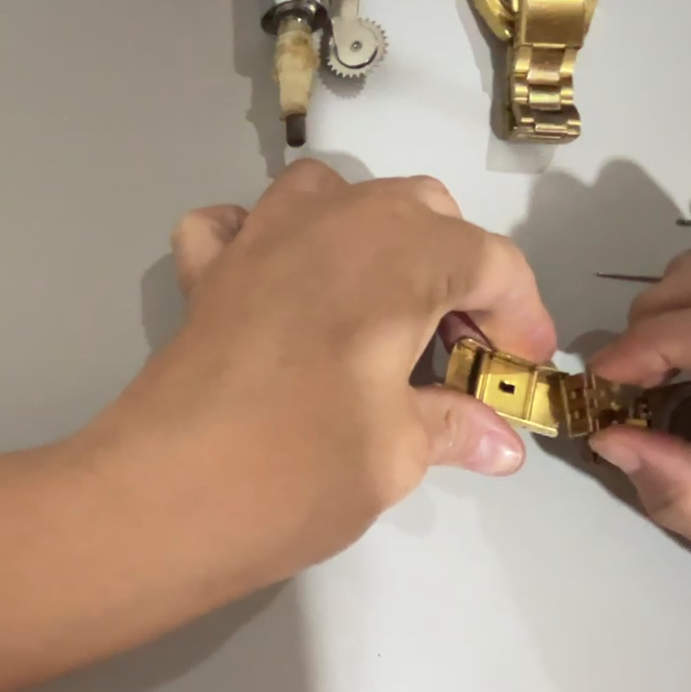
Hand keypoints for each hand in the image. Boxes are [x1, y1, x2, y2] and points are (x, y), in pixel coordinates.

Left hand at [83, 160, 555, 576]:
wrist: (167, 495)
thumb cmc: (299, 470)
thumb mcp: (395, 453)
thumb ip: (450, 427)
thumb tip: (499, 443)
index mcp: (398, 254)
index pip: (487, 261)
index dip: (520, 314)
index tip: (524, 369)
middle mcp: (329, 221)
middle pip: (416, 212)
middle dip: (452, 269)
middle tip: (454, 348)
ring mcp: (257, 238)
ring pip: (331, 196)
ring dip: (368, 234)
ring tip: (377, 304)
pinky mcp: (205, 273)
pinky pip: (236, 225)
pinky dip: (261, 238)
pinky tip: (273, 282)